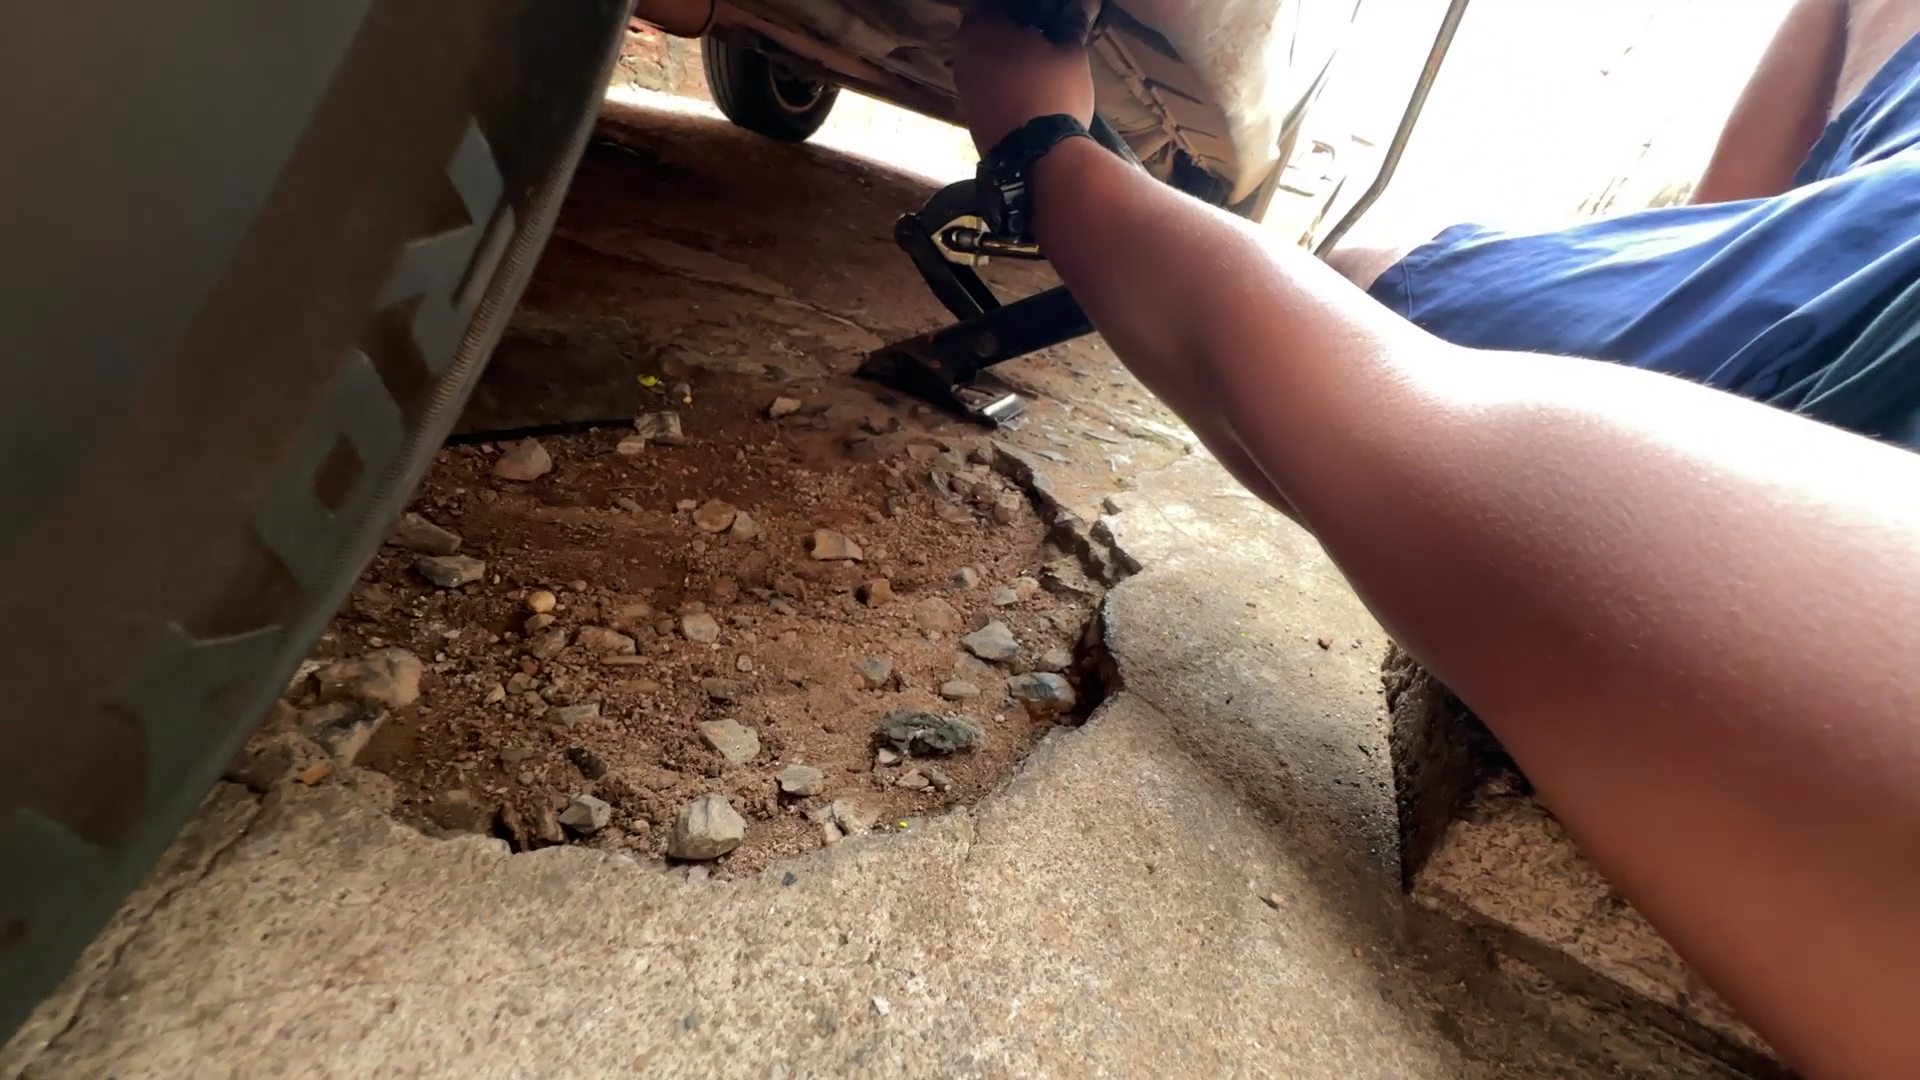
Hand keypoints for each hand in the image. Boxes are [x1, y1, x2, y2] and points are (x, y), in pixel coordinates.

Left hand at [952, 0, 1095, 154]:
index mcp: (979, 27)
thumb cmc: (1053, 95)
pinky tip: (1030, 92)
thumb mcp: (1071, 53)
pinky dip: (1006, 88)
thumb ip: (1073, 23)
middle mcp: (962, 58)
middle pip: (989, 33)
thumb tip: (1084, 4)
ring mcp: (964, 94)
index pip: (997, 2)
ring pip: (988, 65)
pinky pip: (990, 93)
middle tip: (1045, 34)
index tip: (1045, 14)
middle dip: (1015, 32)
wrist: (1038, 165)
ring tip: (1041, 64)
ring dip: (1009, 62)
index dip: (1025, 7)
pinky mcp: (972, 124)